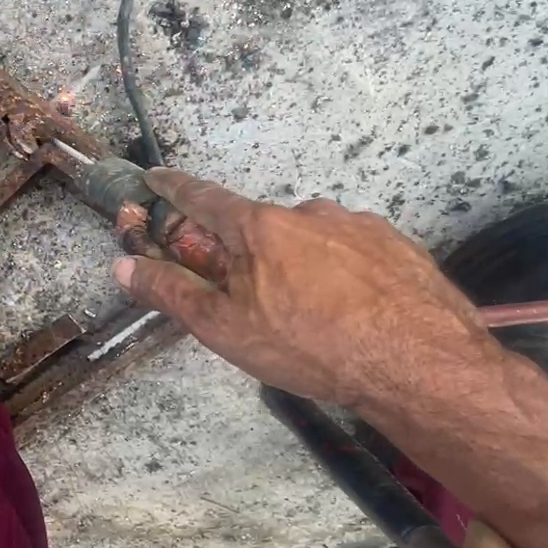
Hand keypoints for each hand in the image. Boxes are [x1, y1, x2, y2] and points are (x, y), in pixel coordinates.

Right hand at [111, 168, 507, 409]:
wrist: (424, 369)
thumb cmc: (311, 346)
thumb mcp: (223, 327)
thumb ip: (170, 291)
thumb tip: (123, 265)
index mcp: (259, 227)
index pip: (202, 197)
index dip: (173, 187)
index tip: (155, 178)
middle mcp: (308, 213)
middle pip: (259, 225)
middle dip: (246, 250)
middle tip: (249, 292)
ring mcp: (360, 227)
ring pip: (309, 239)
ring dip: (297, 262)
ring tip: (308, 311)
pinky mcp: (402, 247)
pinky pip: (353, 252)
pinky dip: (340, 271)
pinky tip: (351, 310)